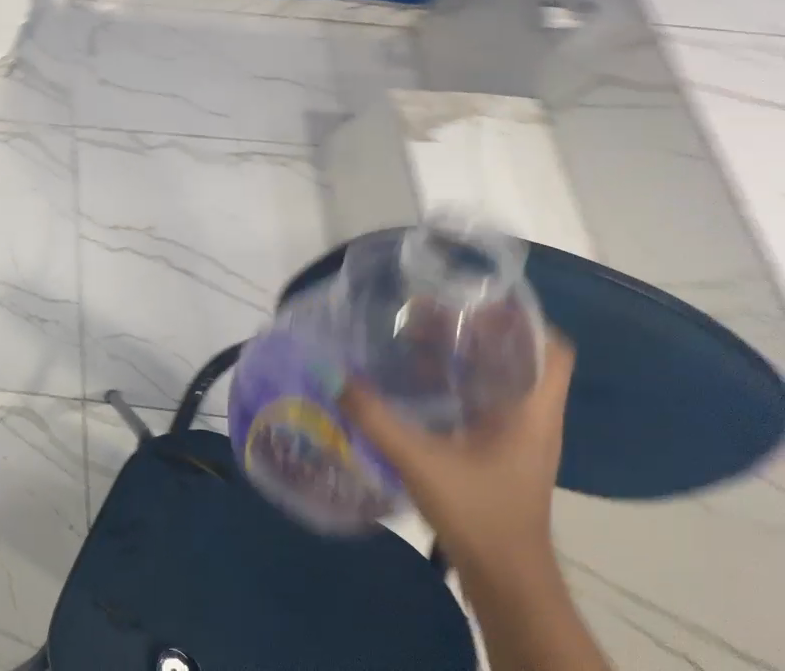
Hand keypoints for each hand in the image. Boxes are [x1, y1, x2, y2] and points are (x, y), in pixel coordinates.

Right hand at [341, 334, 574, 574]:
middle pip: (515, 358)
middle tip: (423, 310)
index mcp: (531, 412)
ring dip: (458, 356)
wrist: (504, 578)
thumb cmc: (478, 514)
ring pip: (494, 379)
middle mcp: (530, 418)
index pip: (551, 350)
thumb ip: (373, 416)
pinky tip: (407, 381)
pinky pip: (476, 402)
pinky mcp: (494, 452)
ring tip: (408, 336)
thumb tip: (327, 370)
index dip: (520, 320)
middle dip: (473, 330)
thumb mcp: (419, 461)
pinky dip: (447, 383)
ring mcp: (514, 437)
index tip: (472, 299)